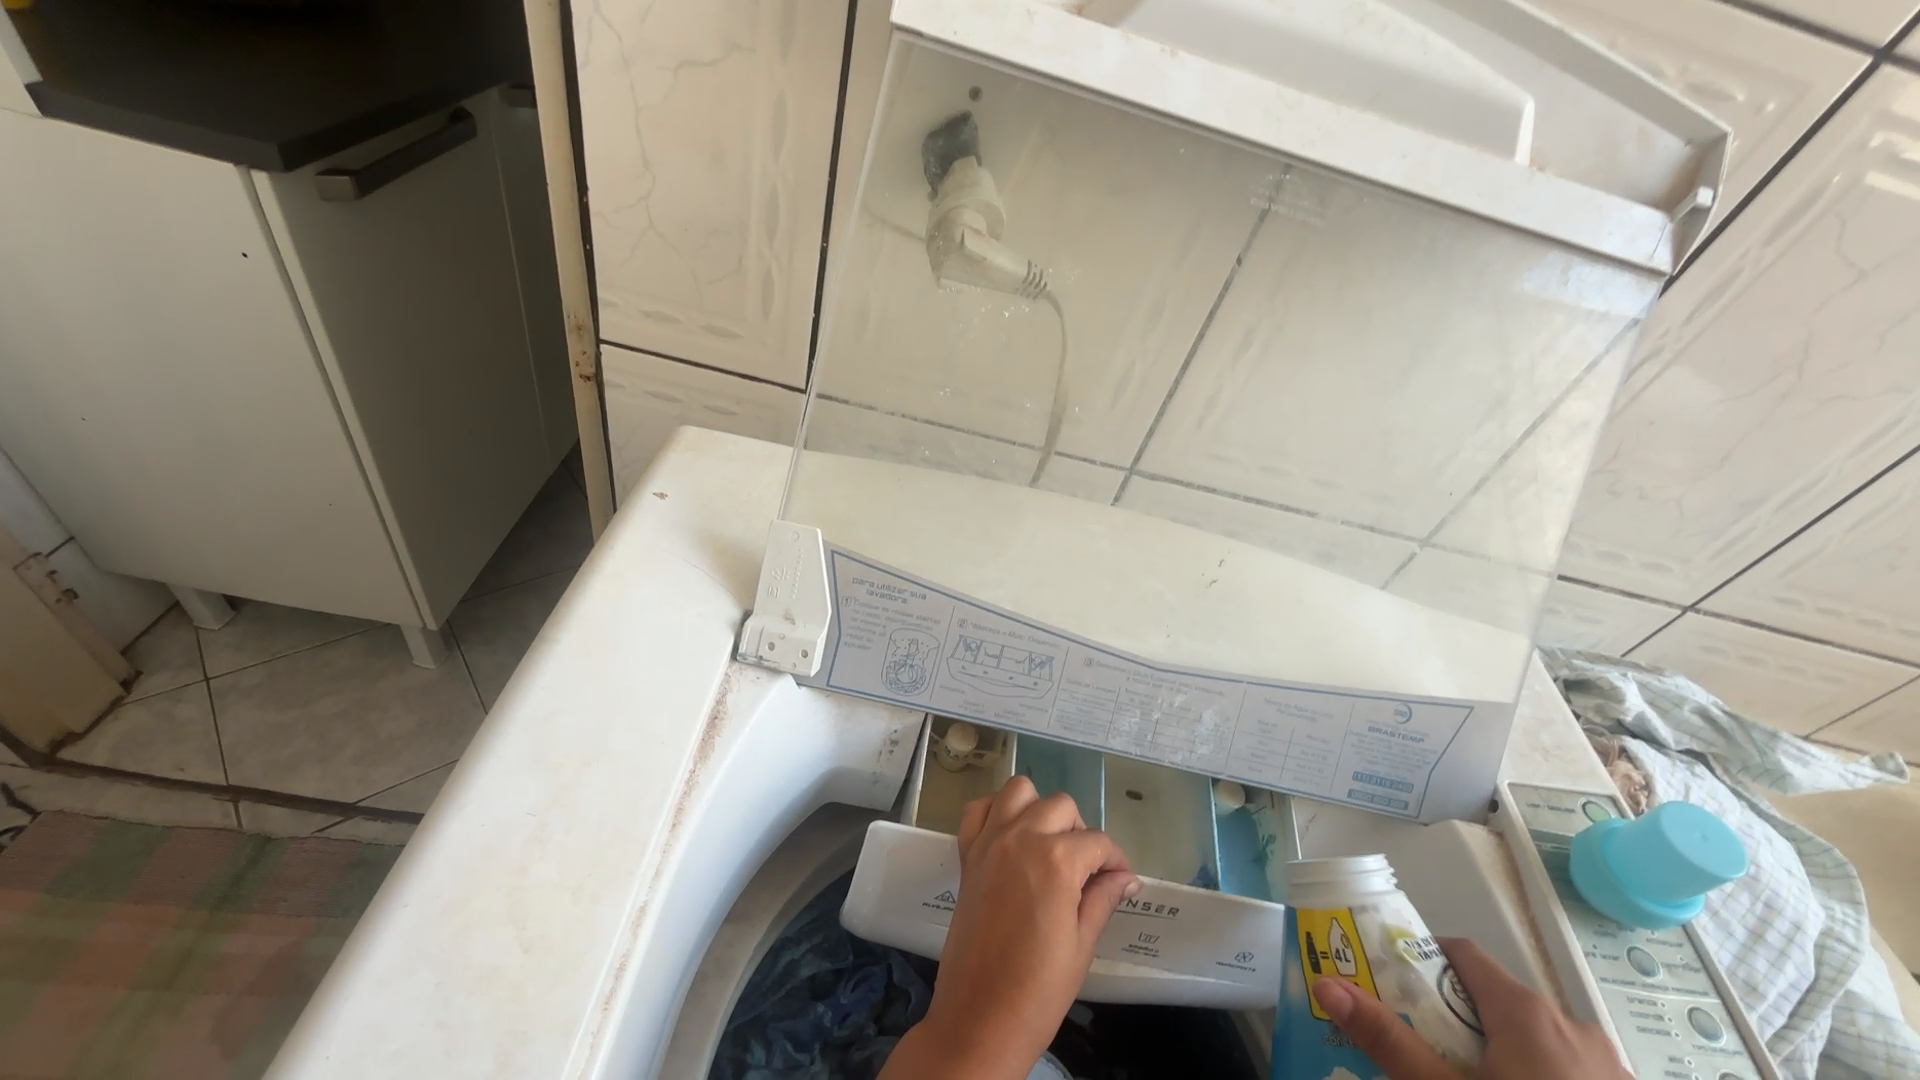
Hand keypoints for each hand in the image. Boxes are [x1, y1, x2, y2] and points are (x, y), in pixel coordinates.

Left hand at [880, 776, 1139, 1079]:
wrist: (980, 1016)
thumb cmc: (1039, 988)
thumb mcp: (1082, 943)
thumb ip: (1102, 898)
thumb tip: (1126, 878)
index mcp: (1057, 859)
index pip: (1099, 842)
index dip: (1115, 861)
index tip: (1120, 880)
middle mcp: (1021, 837)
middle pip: (1062, 806)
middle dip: (1080, 832)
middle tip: (1085, 870)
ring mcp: (989, 841)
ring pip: (1019, 791)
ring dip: (1039, 809)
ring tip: (1048, 845)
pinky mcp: (966, 854)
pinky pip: (979, 809)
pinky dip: (996, 812)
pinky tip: (1011, 839)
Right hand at [1312, 937, 1630, 1079]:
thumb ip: (1388, 1039)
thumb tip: (1327, 984)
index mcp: (1525, 1010)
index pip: (1460, 952)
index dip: (1420, 962)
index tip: (1391, 989)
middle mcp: (1570, 1024)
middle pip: (1493, 999)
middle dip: (1451, 1019)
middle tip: (1422, 1051)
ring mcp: (1606, 1065)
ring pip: (1532, 1040)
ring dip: (1496, 1054)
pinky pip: (1566, 1071)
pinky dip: (1536, 1078)